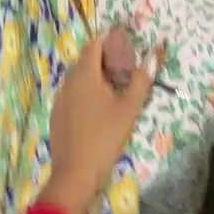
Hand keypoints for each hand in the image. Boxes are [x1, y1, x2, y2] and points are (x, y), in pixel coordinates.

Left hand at [39, 27, 159, 213]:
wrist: (74, 175)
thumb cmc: (105, 138)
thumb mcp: (129, 108)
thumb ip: (142, 78)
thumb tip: (156, 51)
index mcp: (84, 75)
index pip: (94, 44)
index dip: (109, 39)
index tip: (126, 42)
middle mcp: (68, 82)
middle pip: (85, 59)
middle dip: (104, 56)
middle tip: (126, 63)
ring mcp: (60, 99)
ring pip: (78, 76)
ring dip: (95, 73)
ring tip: (115, 83)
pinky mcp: (57, 115)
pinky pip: (72, 92)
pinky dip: (85, 90)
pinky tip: (98, 106)